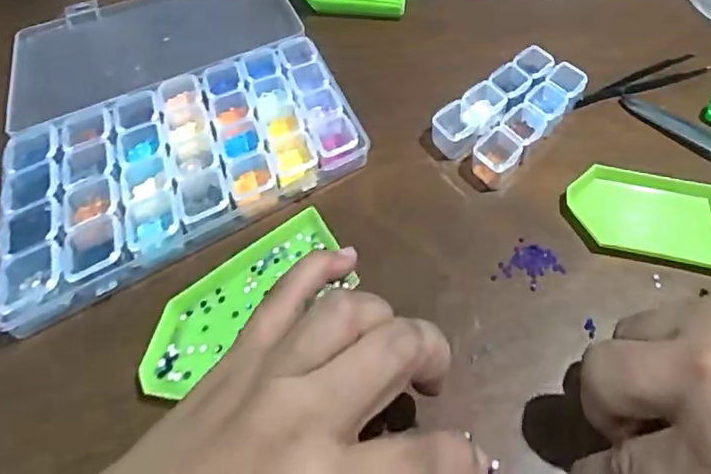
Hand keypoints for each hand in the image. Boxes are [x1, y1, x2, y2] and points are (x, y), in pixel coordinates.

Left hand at [106, 248, 485, 473]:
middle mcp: (305, 411)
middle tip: (435, 379)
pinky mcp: (236, 353)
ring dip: (385, 317)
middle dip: (432, 352)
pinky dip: (319, 265)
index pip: (425, 458)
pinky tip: (348, 258)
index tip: (475, 456)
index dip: (464, 455)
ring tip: (396, 337)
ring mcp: (267, 369)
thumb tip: (414, 466)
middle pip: (394, 348)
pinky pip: (285, 292)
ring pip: (348, 310)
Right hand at [572, 291, 710, 473]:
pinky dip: (672, 349)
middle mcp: (705, 365)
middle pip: (598, 373)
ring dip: (637, 376)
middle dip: (605, 420)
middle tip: (638, 450)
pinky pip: (672, 315)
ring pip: (626, 333)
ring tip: (674, 414)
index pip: (614, 466)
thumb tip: (627, 470)